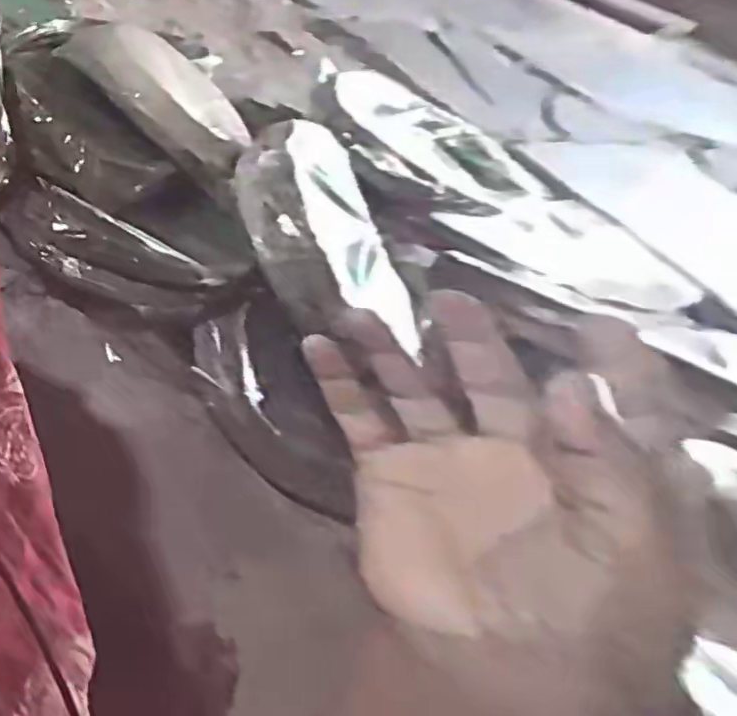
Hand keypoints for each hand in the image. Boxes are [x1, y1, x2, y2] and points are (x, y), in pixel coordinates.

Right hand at [305, 292, 697, 711]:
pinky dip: (336, 380)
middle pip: (487, 381)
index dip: (607, 366)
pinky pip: (357, 415)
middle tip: (448, 298)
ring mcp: (440, 457)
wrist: (498, 654)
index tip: (595, 322)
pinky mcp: (384, 467)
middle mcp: (510, 450)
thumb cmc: (590, 607)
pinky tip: (318, 347)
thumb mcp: (634, 545)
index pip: (602, 405)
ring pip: (410, 388)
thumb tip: (571, 383)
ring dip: (386, 350)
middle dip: (469, 340)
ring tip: (358, 313)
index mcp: (585, 468)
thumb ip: (608, 464)